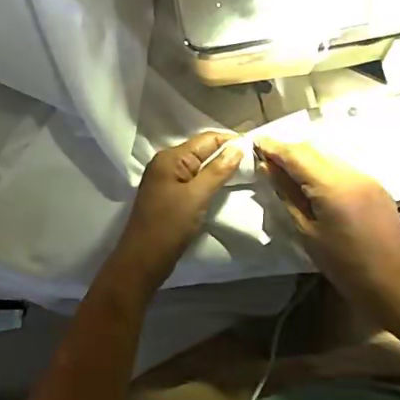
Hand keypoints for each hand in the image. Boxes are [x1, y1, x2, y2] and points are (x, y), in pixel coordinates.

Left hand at [107, 132, 242, 290]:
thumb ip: (217, 170)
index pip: (206, 139)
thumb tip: (238, 146)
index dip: (231, 140)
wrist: (142, 260)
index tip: (256, 146)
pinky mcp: (168, 194)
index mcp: (170, 158)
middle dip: (226, 152)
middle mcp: (166, 162)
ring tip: (244, 171)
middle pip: (202, 149)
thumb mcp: (197, 196)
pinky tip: (222, 185)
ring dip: (218, 167)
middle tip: (255, 159)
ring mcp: (165, 178)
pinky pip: (192, 178)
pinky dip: (208, 179)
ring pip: (198, 165)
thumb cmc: (169, 226)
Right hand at [255, 138, 399, 316]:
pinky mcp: (375, 185)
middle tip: (267, 158)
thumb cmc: (343, 264)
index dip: (273, 146)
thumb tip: (269, 168)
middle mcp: (350, 173)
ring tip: (287, 170)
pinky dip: (322, 167)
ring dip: (305, 158)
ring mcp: (365, 177)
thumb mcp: (306, 231)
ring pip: (327, 155)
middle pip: (312, 149)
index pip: (296, 154)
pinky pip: (341, 167)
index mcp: (331, 186)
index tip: (255, 144)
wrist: (393, 281)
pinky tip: (313, 182)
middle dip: (288, 150)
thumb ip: (287, 194)